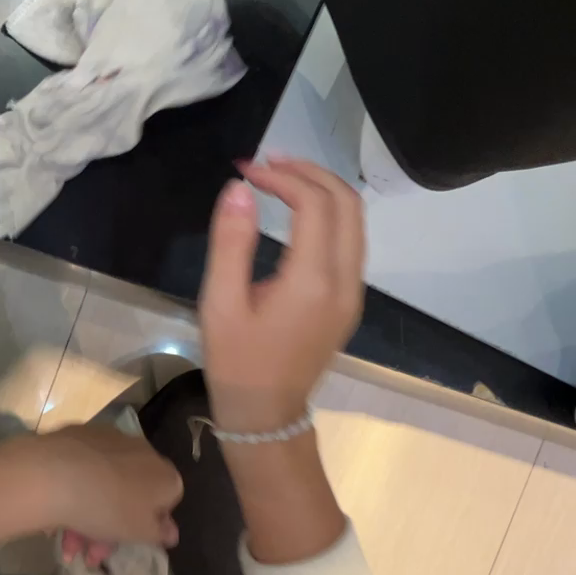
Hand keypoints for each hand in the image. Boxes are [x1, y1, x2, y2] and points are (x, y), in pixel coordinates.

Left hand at [0, 425, 183, 550]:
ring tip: (67, 547)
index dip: (147, 524)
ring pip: (104, 484)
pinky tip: (57, 517)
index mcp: (164, 474)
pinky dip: (75, 492)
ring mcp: (109, 439)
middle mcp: (142, 450)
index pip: (166, 501)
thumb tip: (170, 529)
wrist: (56, 474)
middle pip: (131, 494)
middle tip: (90, 554)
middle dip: (111, 529)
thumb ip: (160, 533)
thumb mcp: (141, 532)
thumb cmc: (109, 508)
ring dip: (88, 519)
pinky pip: (83, 470)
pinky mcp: (78, 434)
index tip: (127, 540)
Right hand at [200, 158, 365, 431]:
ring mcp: (353, 291)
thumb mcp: (220, 303)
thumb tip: (239, 189)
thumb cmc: (236, 360)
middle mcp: (345, 280)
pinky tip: (296, 212)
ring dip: (322, 190)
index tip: (246, 170)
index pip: (313, 205)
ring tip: (281, 177)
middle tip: (268, 162)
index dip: (282, 177)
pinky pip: (350, 241)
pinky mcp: (349, 299)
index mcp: (312, 281)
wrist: (266, 412)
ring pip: (355, 220)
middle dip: (309, 173)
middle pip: (346, 203)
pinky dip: (328, 214)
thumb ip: (232, 243)